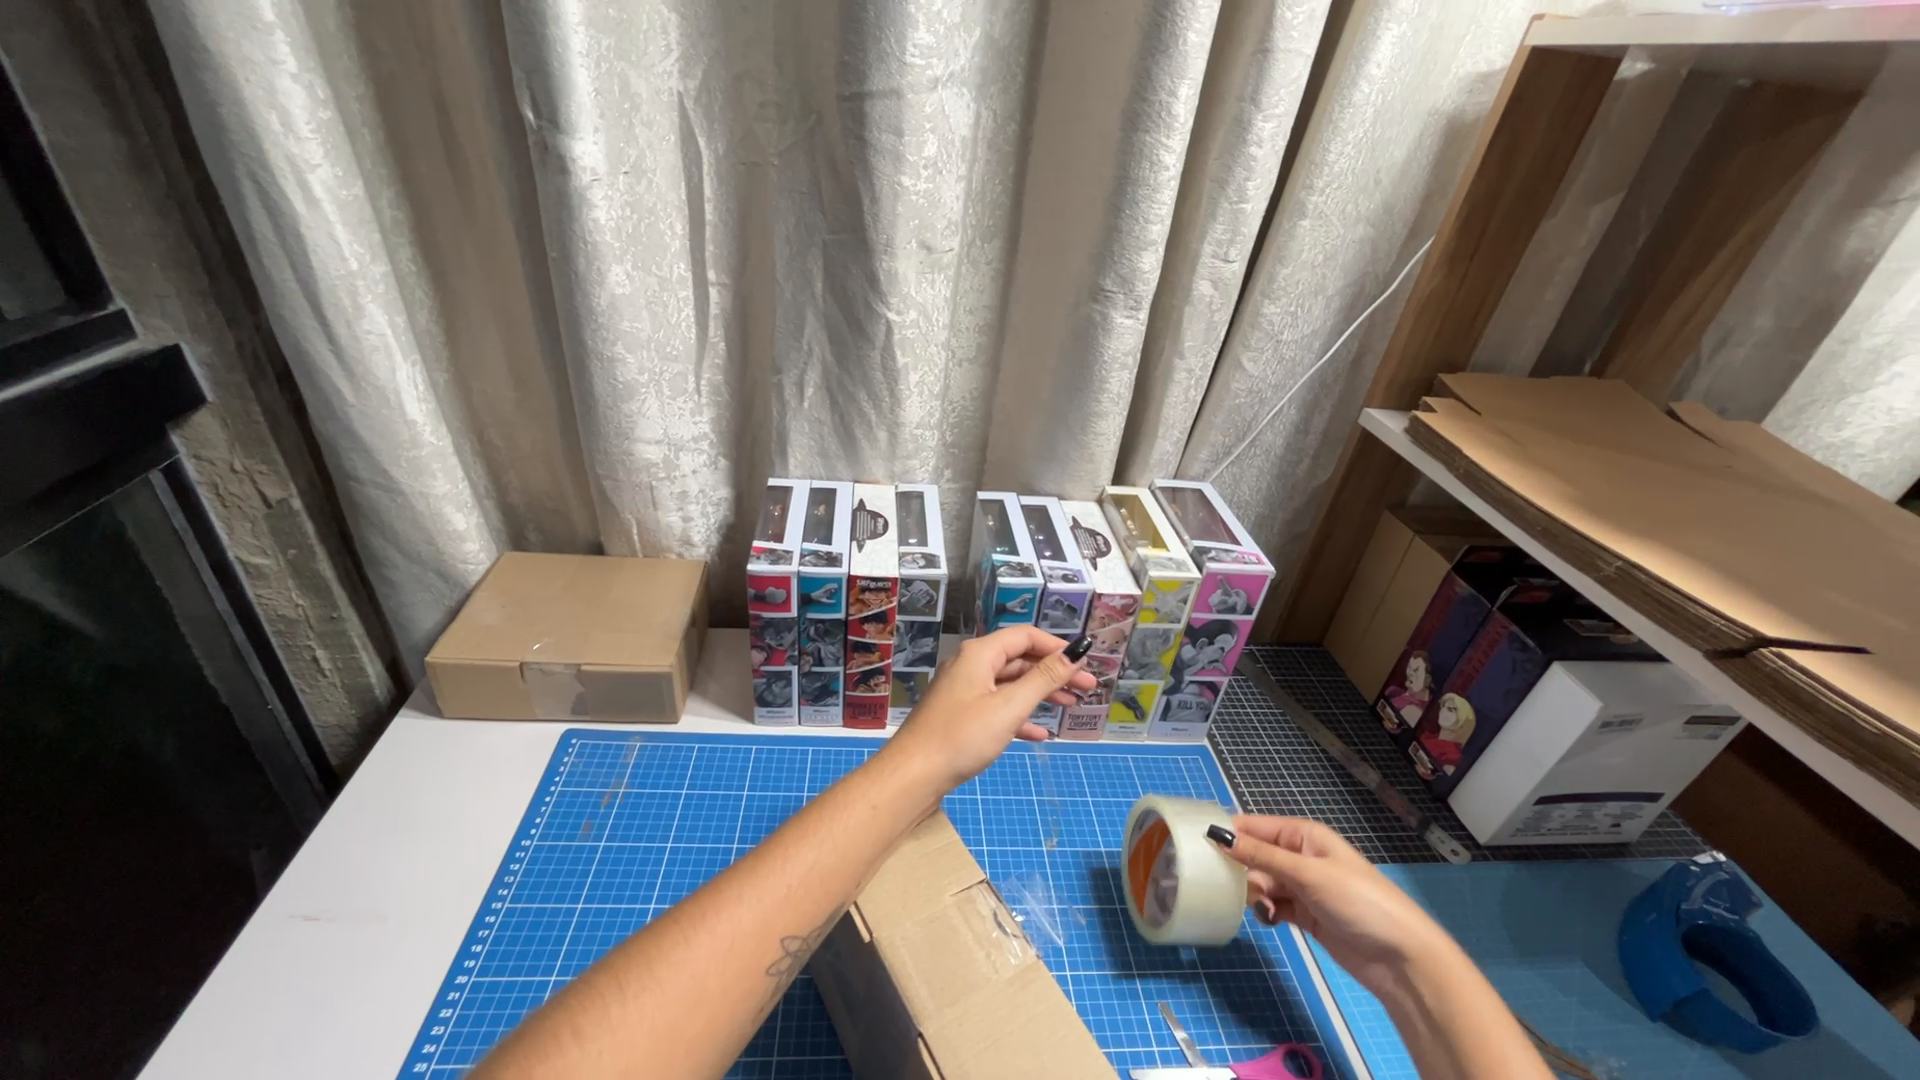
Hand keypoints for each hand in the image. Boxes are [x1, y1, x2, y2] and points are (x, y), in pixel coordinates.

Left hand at [884, 626, 1095, 788]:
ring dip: (1039, 694)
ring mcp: (963, 691)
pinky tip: (1038, 735)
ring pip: (1009, 684)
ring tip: (1069, 707)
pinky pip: (996, 707)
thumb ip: (1044, 679)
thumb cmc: (962, 737)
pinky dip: (1019, 716)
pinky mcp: (960, 716)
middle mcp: (970, 665)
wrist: (913, 775)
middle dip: (1053, 672)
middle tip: (1086, 689)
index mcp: (979, 654)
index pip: (1025, 636)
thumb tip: (1076, 652)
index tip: (1085, 663)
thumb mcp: (1009, 707)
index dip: (1057, 646)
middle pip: (1019, 659)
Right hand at [1212, 815, 1454, 994]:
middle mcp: (1300, 857)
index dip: (1228, 833)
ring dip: (1255, 895)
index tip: (1197, 844)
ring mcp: (1302, 887)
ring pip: (1261, 883)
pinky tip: (1272, 921)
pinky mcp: (1304, 915)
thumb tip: (1217, 834)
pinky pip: (1273, 906)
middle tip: (1232, 887)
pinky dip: (1268, 912)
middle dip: (1241, 870)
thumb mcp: (1307, 874)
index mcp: (1304, 835)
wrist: (1400, 959)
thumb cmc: (1358, 902)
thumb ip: (1261, 855)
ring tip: (1265, 909)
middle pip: (1254, 855)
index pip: (1255, 826)